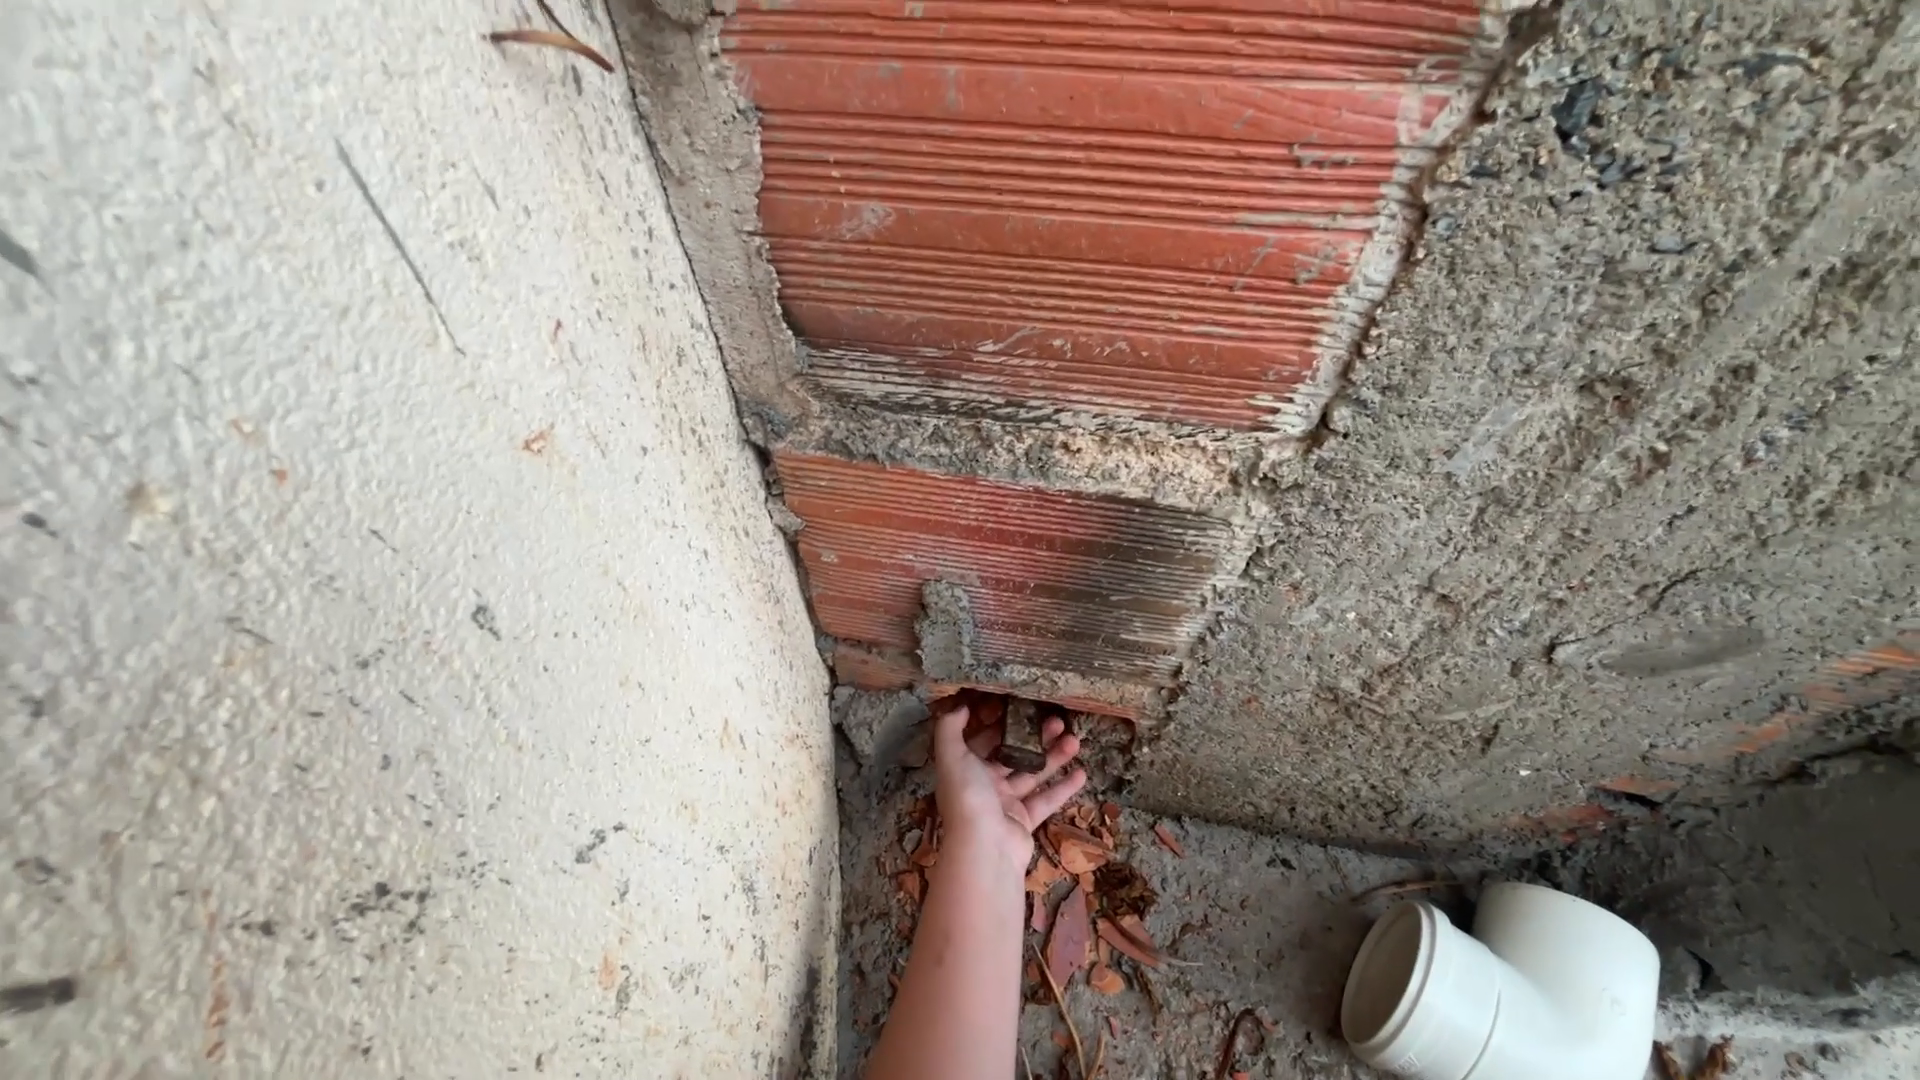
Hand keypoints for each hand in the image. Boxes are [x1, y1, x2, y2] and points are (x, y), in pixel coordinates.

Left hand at [933, 705, 1085, 872]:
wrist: (984, 848)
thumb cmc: (968, 796)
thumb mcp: (952, 756)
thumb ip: (950, 729)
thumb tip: (959, 705)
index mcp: (966, 768)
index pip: (984, 740)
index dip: (1001, 724)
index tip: (1022, 706)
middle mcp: (984, 784)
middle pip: (1013, 755)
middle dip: (1034, 738)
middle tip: (1058, 721)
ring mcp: (1006, 803)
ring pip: (1032, 774)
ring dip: (1054, 757)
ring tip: (1075, 740)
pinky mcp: (1024, 821)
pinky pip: (1046, 800)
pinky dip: (1064, 788)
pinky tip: (1081, 773)